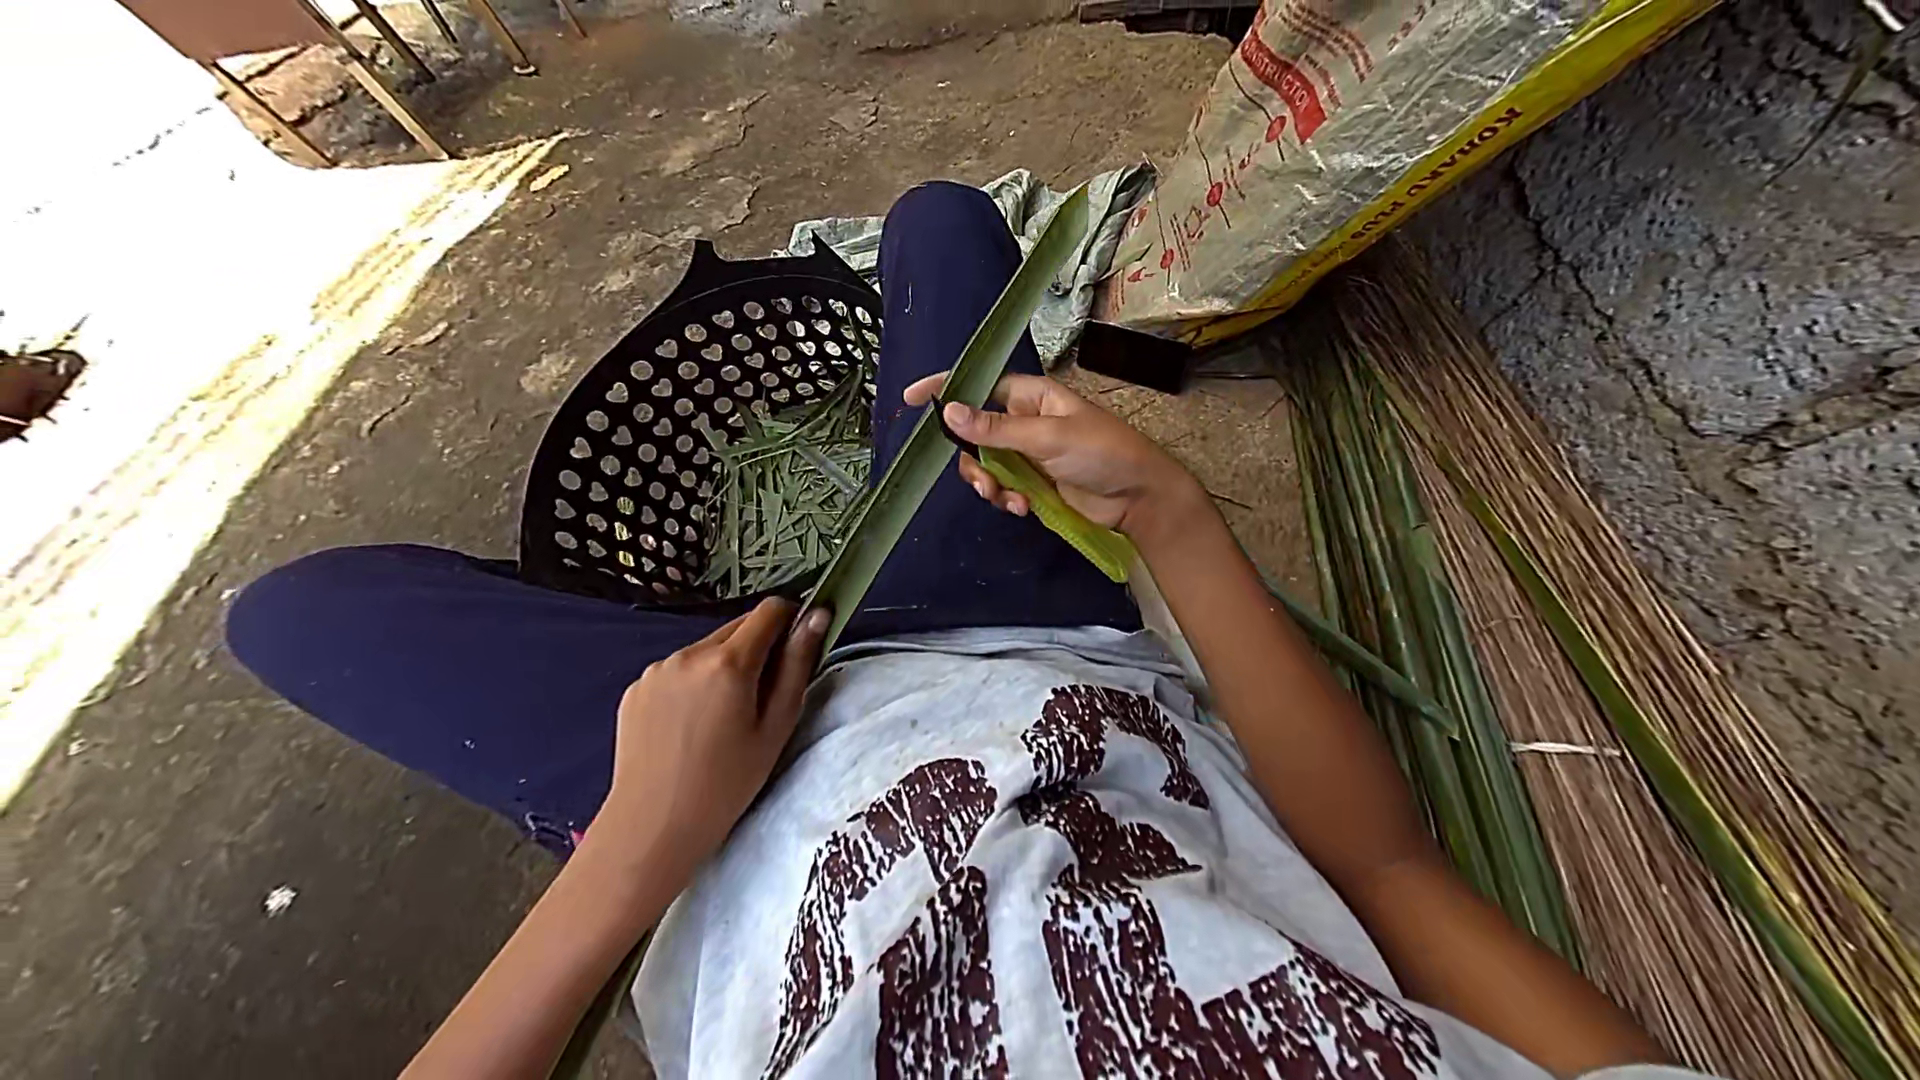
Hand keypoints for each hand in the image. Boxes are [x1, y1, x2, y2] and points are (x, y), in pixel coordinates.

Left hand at [594, 599, 829, 879]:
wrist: (653, 827)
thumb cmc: (728, 782)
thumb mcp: (777, 726)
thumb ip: (798, 664)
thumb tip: (818, 615)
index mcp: (729, 662)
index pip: (769, 610)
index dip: (790, 620)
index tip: (796, 646)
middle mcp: (689, 654)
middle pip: (737, 628)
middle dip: (757, 648)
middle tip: (761, 696)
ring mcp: (657, 670)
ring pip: (707, 649)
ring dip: (724, 665)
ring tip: (721, 716)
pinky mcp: (636, 688)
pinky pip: (677, 670)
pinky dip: (693, 683)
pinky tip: (690, 724)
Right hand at [903, 372, 1204, 543]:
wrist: (1137, 497)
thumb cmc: (1101, 452)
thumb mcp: (1047, 437)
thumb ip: (995, 429)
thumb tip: (948, 412)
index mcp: (1028, 397)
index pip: (977, 386)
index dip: (944, 390)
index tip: (910, 400)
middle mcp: (1021, 421)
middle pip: (973, 435)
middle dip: (973, 463)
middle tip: (983, 483)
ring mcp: (1026, 453)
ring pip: (984, 466)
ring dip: (989, 485)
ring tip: (1010, 501)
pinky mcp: (1032, 481)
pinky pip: (1001, 486)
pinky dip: (1005, 498)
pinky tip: (1024, 508)